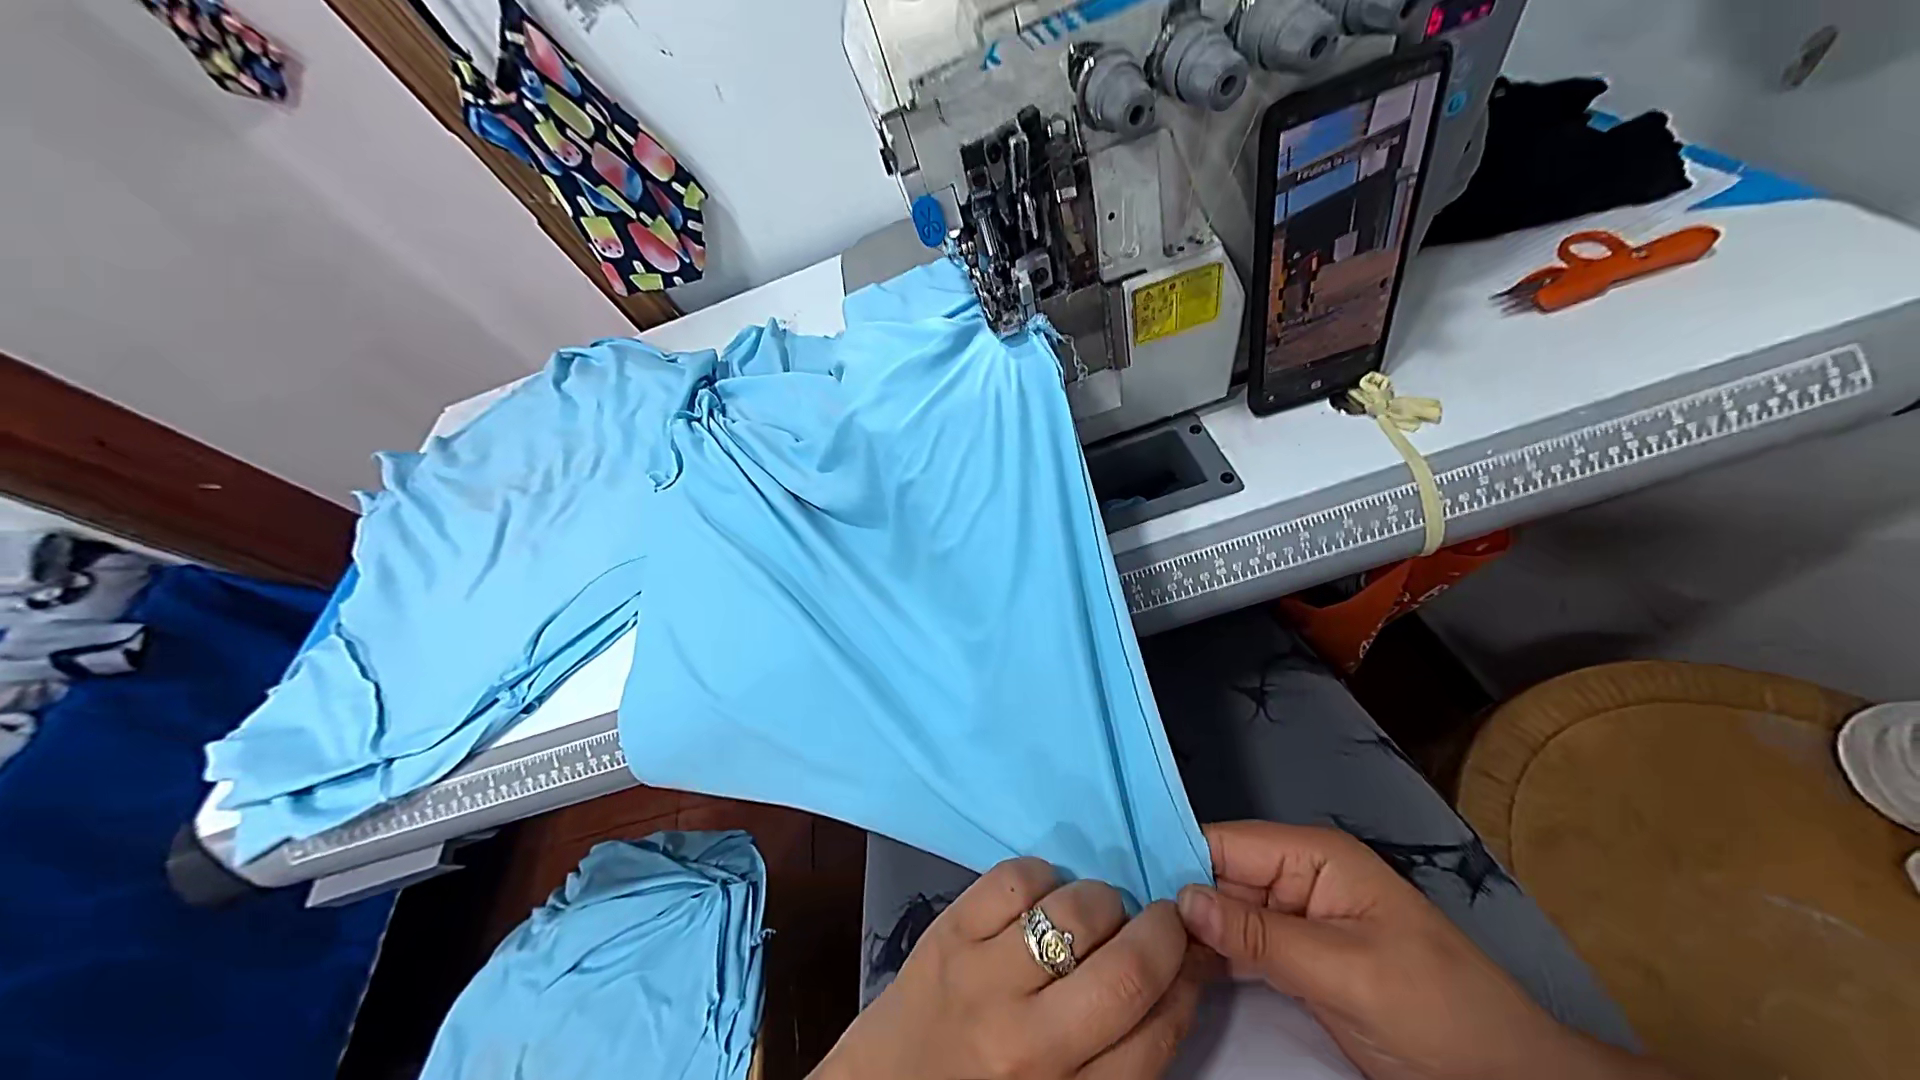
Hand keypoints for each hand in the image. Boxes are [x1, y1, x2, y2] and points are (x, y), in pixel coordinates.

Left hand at [813, 856, 1212, 1079]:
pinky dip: (1044, 876)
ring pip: (1077, 911)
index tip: (1193, 954)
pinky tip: (1042, 897)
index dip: (1187, 982)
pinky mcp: (948, 931)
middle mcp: (1027, 1045)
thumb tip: (1178, 972)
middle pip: (1127, 971)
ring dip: (1103, 901)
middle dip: (1161, 932)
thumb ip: (1120, 1049)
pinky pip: (1016, 877)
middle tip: (1160, 919)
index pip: (1156, 1035)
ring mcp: (982, 979)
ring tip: (1096, 913)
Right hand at [1176, 822, 1675, 1079]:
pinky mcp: (1292, 958)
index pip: (1225, 843)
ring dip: (1187, 931)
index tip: (1126, 888)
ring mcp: (1293, 919)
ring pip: (1221, 913)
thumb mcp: (1347, 973)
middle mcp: (1295, 876)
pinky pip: (1238, 946)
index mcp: (1312, 856)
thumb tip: (1182, 900)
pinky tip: (1173, 968)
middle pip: (1217, 877)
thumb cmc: (1437, 1011)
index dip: (1176, 860)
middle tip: (1124, 930)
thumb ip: (1261, 936)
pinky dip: (1209, 957)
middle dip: (1176, 900)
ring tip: (1139, 949)